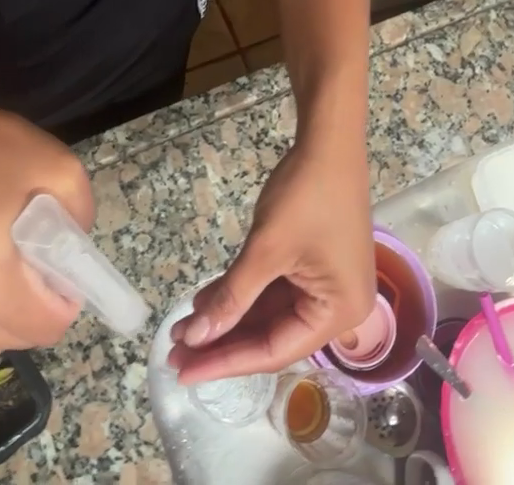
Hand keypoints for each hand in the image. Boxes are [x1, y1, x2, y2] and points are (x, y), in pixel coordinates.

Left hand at [167, 138, 374, 383]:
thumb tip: (196, 337)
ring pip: (269, 313)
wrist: (327, 143)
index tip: (183, 371)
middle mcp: (338, 307)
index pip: (274, 351)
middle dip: (222, 340)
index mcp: (338, 313)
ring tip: (183, 326)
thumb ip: (232, 298)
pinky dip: (242, 293)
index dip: (226, 362)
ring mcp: (326, 284)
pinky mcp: (314, 264)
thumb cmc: (305, 198)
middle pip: (271, 335)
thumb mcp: (265, 251)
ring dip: (228, 316)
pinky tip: (206, 299)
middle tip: (174, 350)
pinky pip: (274, 289)